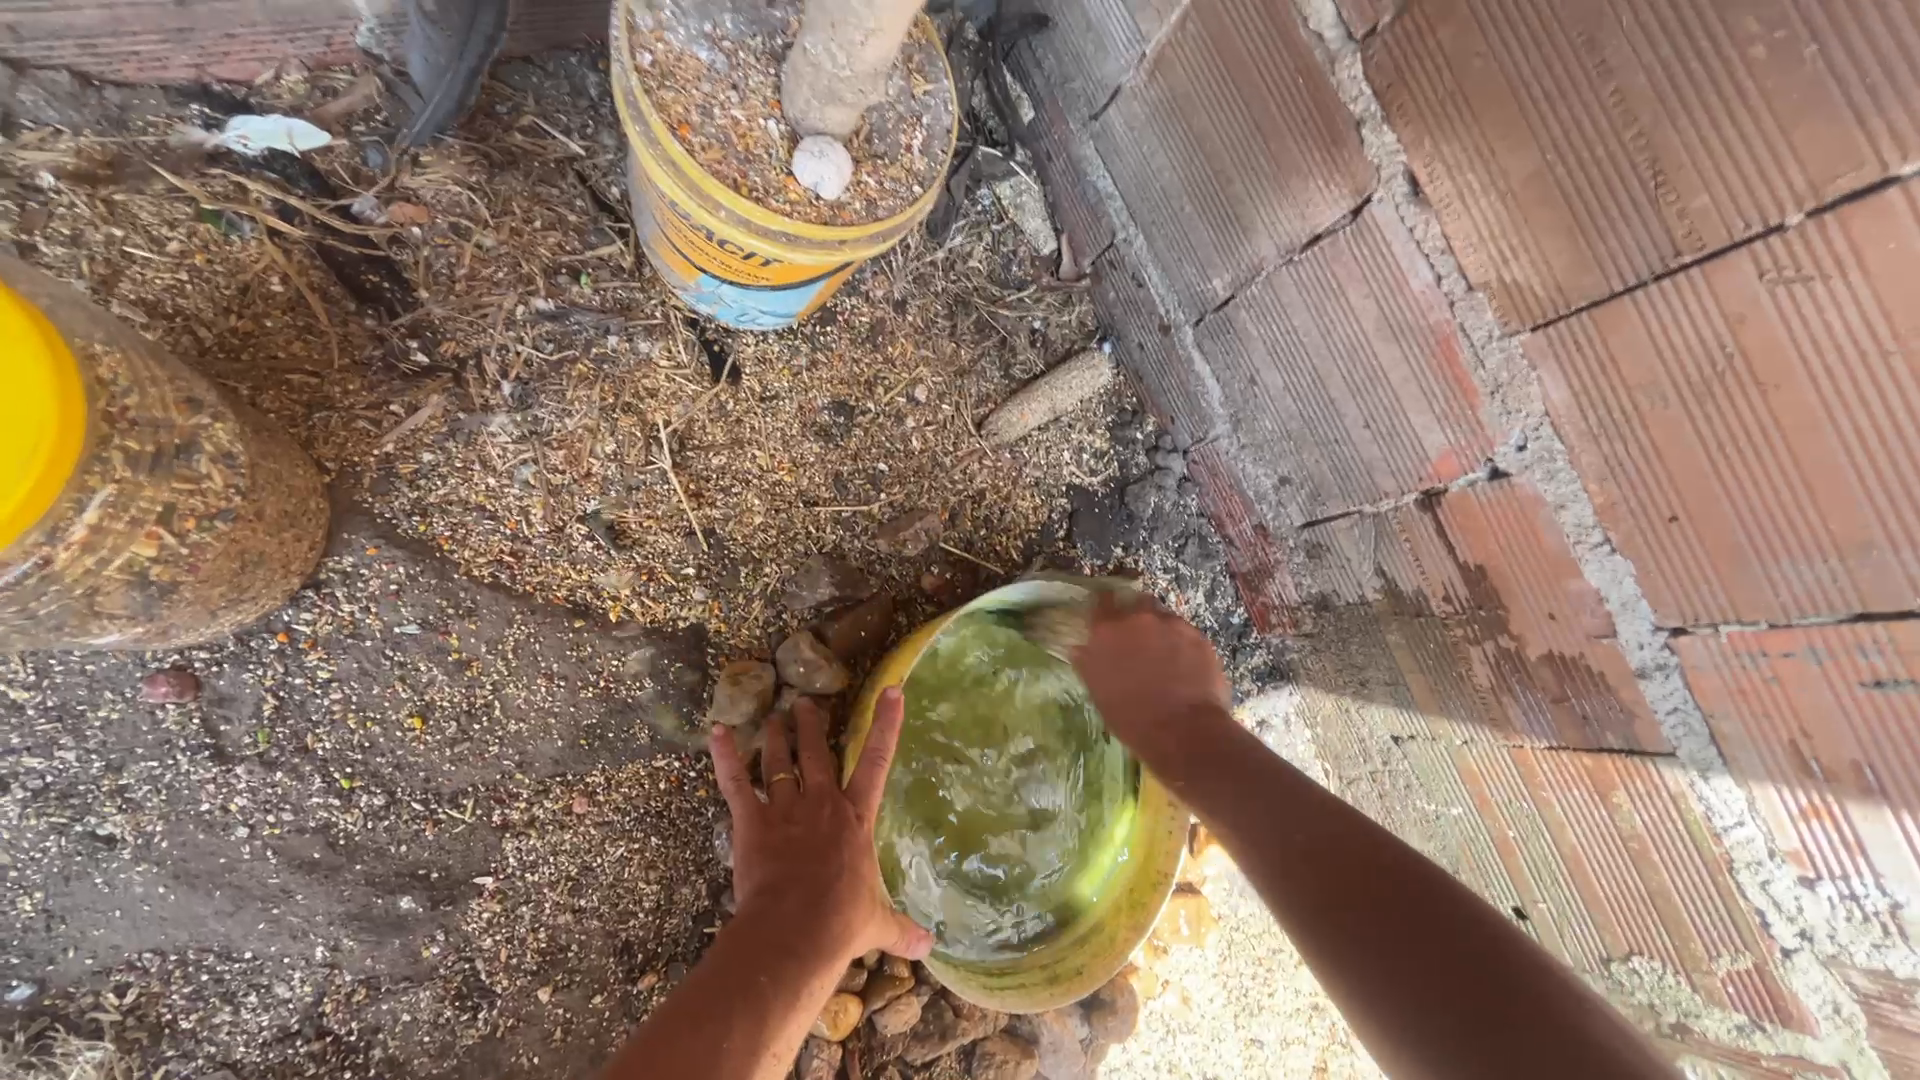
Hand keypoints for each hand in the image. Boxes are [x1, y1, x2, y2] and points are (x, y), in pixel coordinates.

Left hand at [709, 688, 932, 964]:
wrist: (795, 931)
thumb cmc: (841, 922)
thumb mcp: (877, 924)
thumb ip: (901, 929)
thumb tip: (929, 948)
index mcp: (856, 819)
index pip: (877, 761)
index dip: (886, 724)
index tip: (891, 690)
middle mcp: (822, 803)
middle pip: (818, 754)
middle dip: (813, 726)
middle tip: (806, 703)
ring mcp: (785, 809)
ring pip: (781, 763)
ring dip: (777, 738)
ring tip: (775, 716)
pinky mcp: (752, 822)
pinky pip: (736, 783)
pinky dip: (725, 756)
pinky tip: (717, 731)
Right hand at [1071, 592, 1232, 752]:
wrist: (1183, 731)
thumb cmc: (1131, 717)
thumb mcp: (1099, 692)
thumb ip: (1088, 663)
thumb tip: (1079, 648)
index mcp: (1108, 630)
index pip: (1102, 601)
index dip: (1105, 607)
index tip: (1107, 617)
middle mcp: (1140, 619)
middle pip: (1137, 603)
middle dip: (1137, 617)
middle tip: (1138, 641)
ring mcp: (1173, 625)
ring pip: (1164, 617)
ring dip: (1161, 630)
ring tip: (1165, 656)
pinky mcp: (1199, 637)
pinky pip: (1186, 633)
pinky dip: (1183, 644)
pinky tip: (1185, 666)